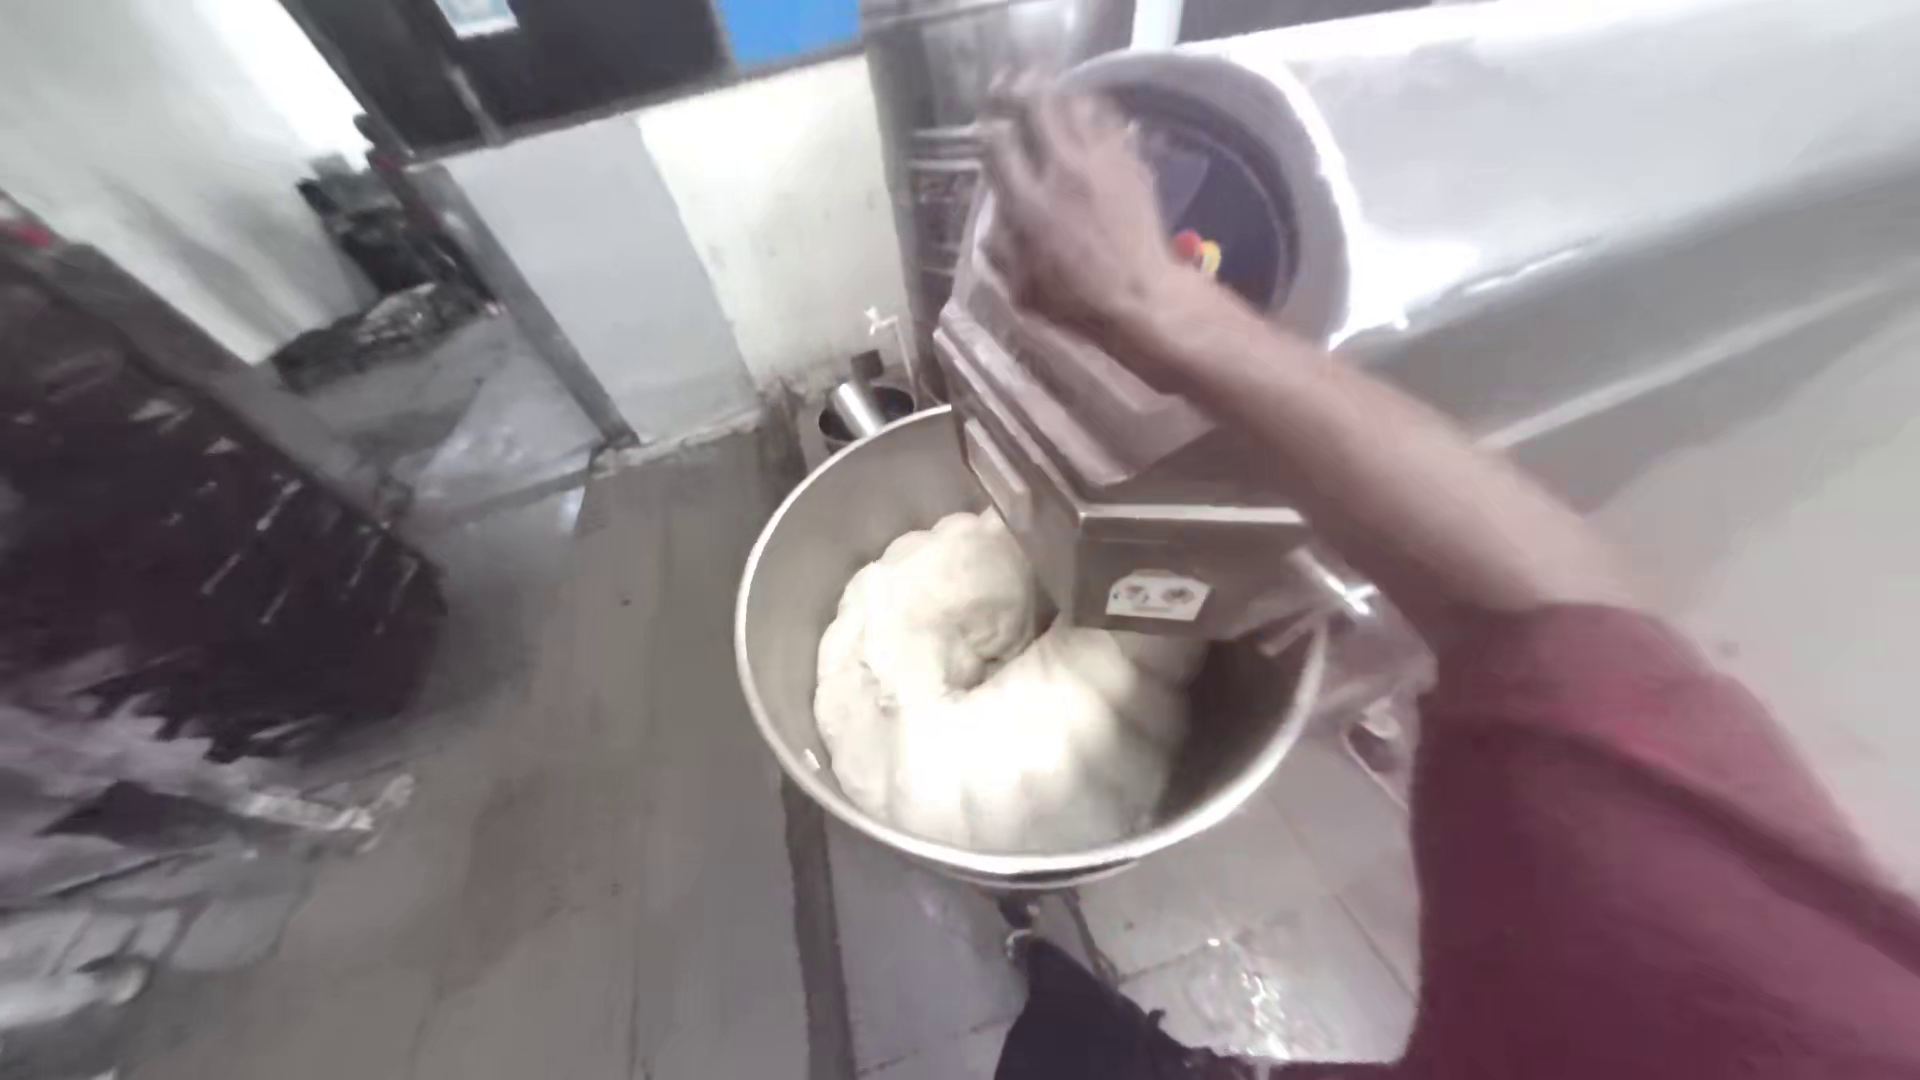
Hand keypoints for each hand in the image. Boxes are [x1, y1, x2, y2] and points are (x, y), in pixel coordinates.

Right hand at [982, 86, 1187, 343]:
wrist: (1138, 297)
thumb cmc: (1075, 303)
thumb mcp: (1022, 289)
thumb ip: (1000, 250)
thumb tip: (991, 222)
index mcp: (1027, 205)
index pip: (998, 145)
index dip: (987, 133)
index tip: (986, 134)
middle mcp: (1060, 171)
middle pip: (1034, 105)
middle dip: (1015, 92)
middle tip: (1008, 92)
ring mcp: (1098, 161)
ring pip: (1073, 102)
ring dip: (1055, 96)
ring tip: (1046, 100)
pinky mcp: (1129, 161)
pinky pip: (1107, 119)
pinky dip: (1091, 111)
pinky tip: (1085, 119)